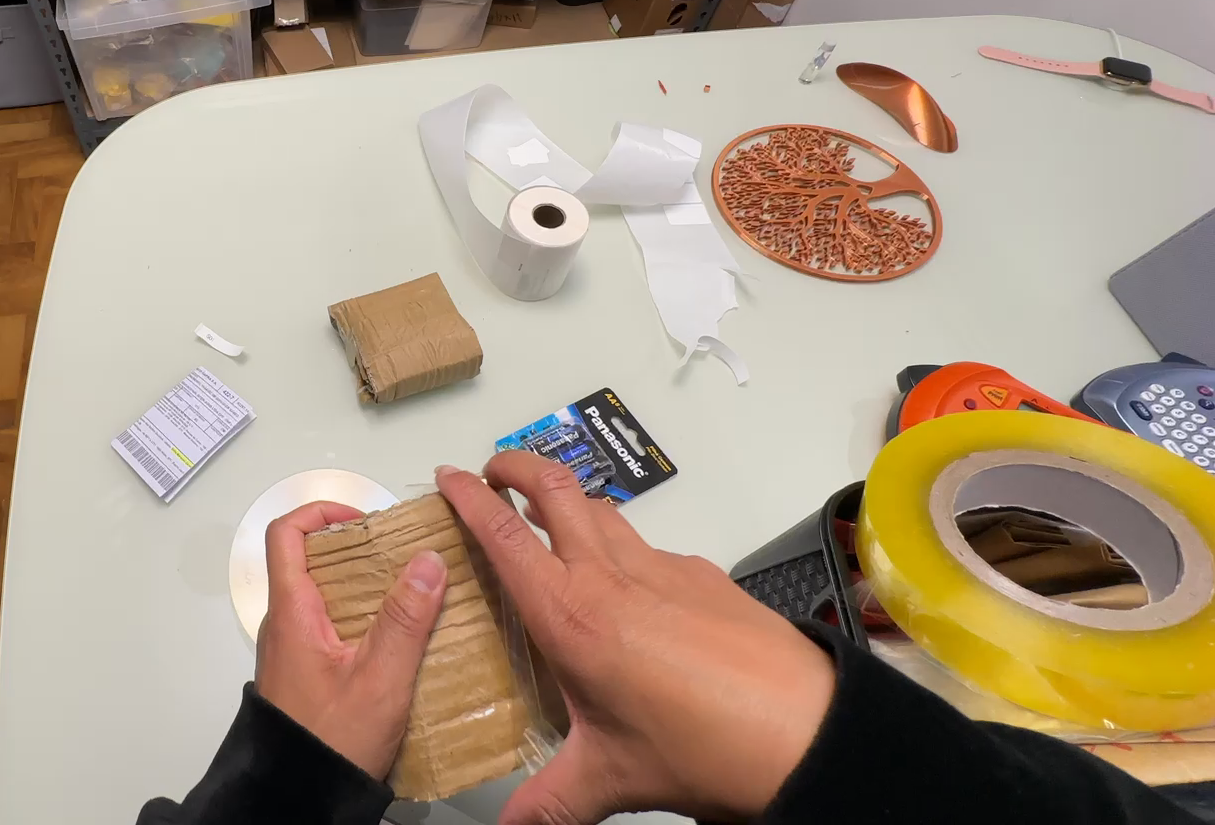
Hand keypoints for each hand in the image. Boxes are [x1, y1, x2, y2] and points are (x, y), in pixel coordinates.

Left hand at [255, 501, 448, 779]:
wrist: (297, 800)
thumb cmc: (331, 738)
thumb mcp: (379, 680)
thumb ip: (404, 620)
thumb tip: (428, 558)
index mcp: (291, 609)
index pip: (284, 533)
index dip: (320, 512)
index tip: (364, 521)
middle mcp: (285, 620)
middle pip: (309, 558)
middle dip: (355, 548)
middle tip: (400, 556)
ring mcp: (293, 645)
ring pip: (322, 593)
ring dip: (361, 584)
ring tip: (408, 590)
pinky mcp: (306, 669)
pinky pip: (329, 623)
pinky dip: (360, 614)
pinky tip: (398, 634)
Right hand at [435, 454, 835, 823]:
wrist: (808, 734)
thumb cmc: (696, 747)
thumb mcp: (611, 776)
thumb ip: (548, 802)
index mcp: (566, 610)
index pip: (501, 531)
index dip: (467, 495)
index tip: (447, 476)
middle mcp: (604, 571)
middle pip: (551, 484)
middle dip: (514, 464)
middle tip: (493, 473)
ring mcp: (656, 563)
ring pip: (597, 503)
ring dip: (563, 497)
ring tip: (548, 517)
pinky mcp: (699, 571)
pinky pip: (645, 542)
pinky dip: (619, 543)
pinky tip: (631, 584)